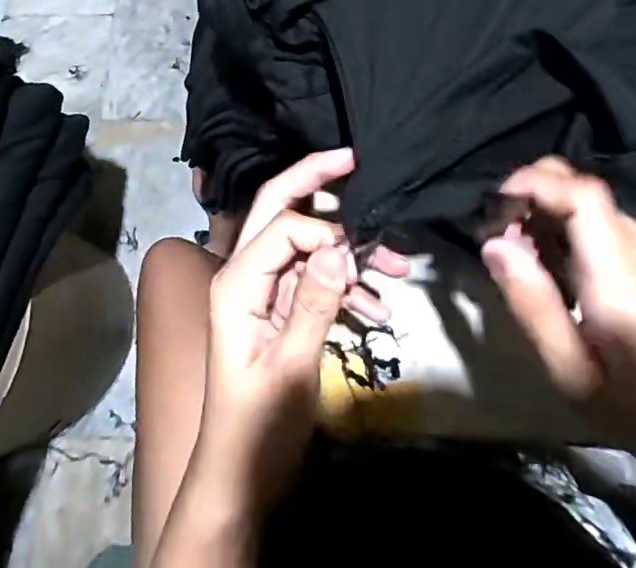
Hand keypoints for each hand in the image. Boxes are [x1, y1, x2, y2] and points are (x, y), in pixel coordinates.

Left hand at [193, 149, 408, 512]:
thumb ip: (315, 302)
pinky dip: (349, 286)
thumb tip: (339, 247)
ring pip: (309, 245)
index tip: (363, 259)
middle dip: (318, 181)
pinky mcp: (283, 307)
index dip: (327, 233)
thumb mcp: (292, 366)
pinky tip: (380, 307)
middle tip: (356, 159)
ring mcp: (266, 289)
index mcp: (237, 282)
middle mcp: (247, 273)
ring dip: (350, 250)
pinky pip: (318, 279)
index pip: (284, 227)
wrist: (242, 475)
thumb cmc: (259, 424)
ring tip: (398, 265)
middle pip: (281, 209)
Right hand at [480, 157, 635, 518]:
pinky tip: (557, 270)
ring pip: (588, 203)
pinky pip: (602, 222)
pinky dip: (568, 229)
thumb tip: (494, 245)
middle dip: (531, 196)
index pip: (582, 194)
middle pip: (581, 187)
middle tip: (500, 238)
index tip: (495, 207)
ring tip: (522, 260)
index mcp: (621, 275)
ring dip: (547, 215)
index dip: (534, 183)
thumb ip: (532, 305)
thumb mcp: (572, 374)